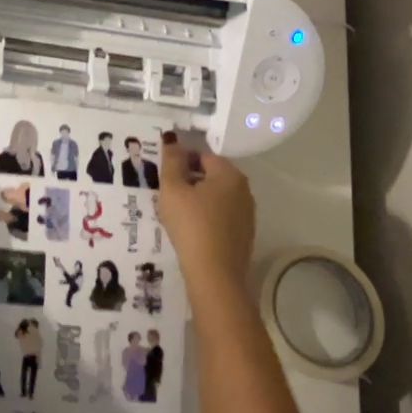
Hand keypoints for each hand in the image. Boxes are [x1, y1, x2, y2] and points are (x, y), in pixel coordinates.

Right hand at [158, 133, 255, 292]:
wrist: (215, 275)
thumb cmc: (191, 225)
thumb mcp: (172, 188)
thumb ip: (172, 160)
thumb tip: (172, 138)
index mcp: (229, 174)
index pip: (201, 155)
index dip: (180, 163)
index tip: (164, 178)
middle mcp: (244, 189)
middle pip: (211, 175)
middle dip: (189, 181)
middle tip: (167, 196)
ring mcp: (247, 213)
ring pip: (216, 197)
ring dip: (198, 200)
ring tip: (177, 215)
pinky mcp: (244, 234)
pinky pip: (222, 216)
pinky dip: (207, 218)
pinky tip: (192, 232)